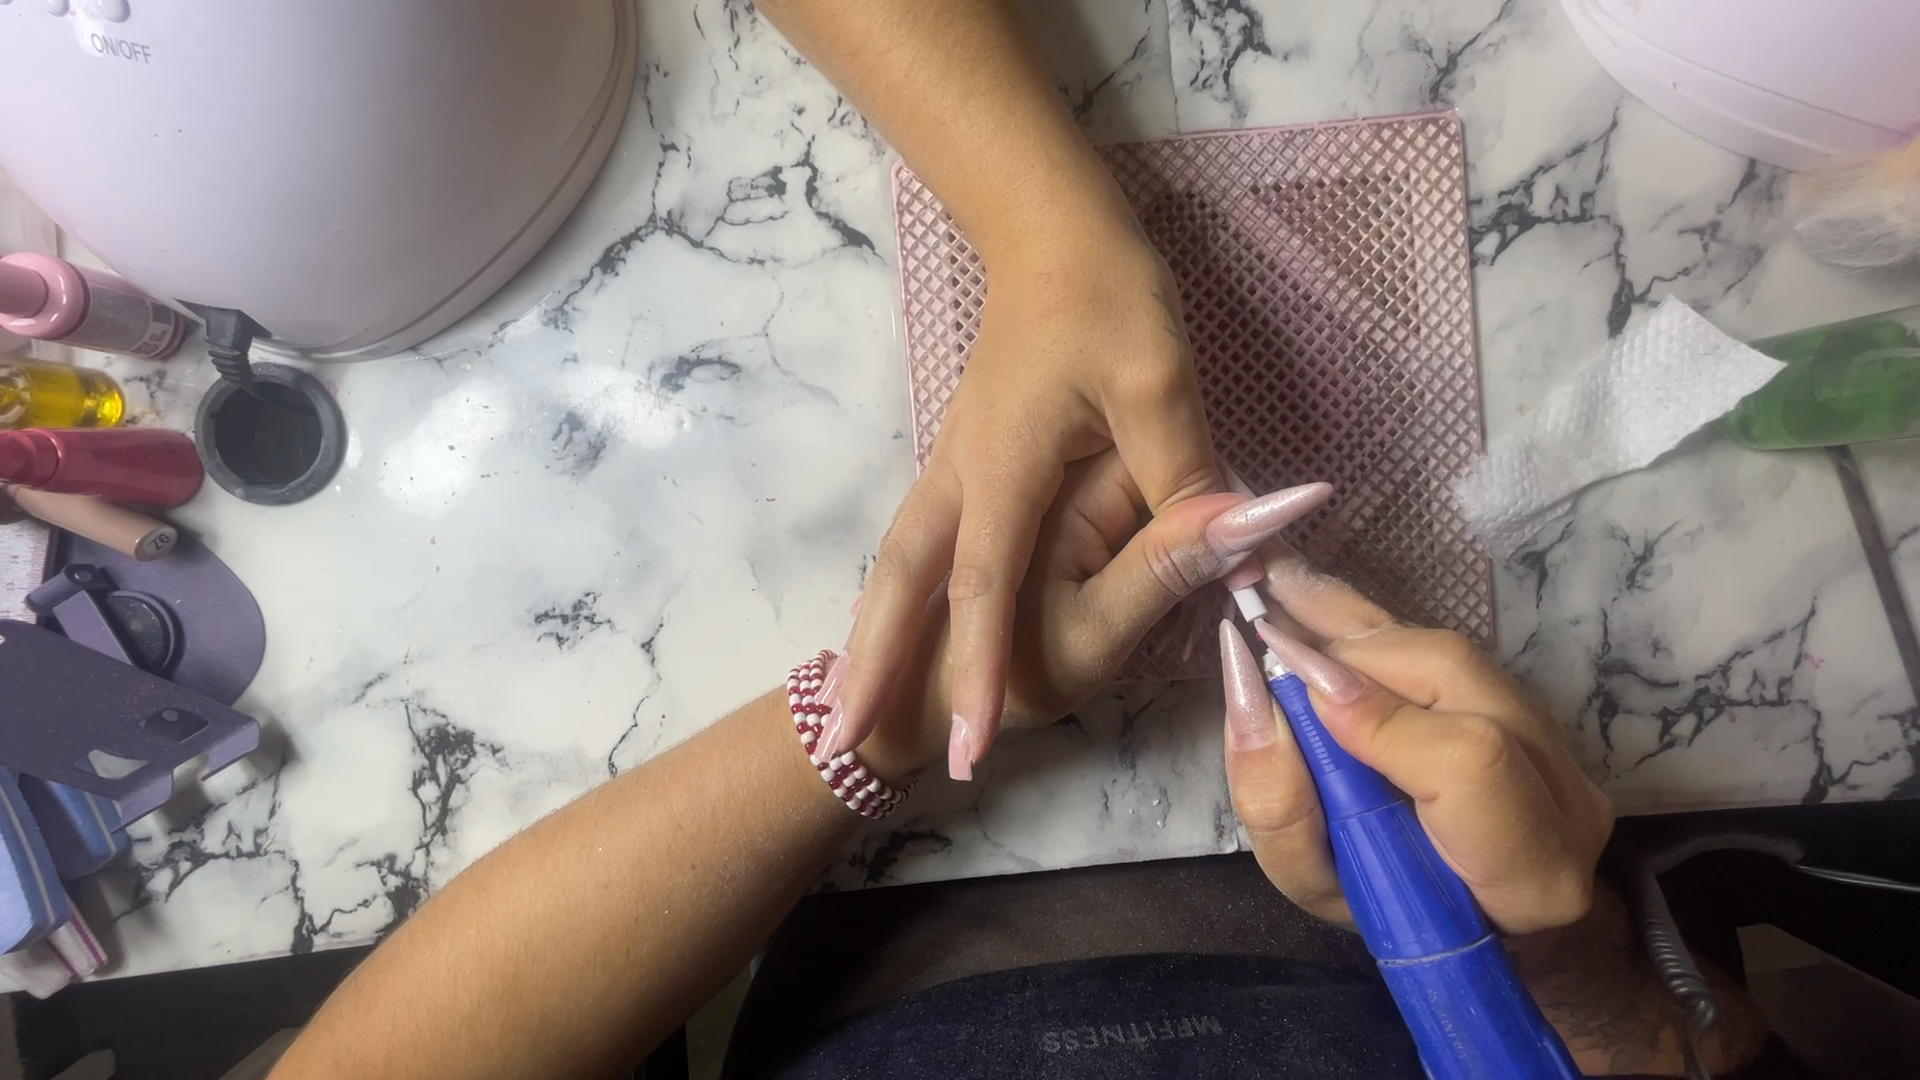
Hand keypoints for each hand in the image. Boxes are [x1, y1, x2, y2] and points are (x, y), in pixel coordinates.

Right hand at [824, 228, 1220, 779]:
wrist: (1047, 236)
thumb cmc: (1103, 299)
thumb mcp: (1157, 383)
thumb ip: (1183, 474)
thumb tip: (1237, 545)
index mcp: (1003, 468)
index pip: (983, 585)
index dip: (977, 668)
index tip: (964, 746)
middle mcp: (959, 478)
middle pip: (900, 577)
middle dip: (867, 658)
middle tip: (834, 733)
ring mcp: (949, 467)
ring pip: (896, 556)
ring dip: (864, 626)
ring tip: (836, 696)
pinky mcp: (959, 459)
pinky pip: (914, 535)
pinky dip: (888, 586)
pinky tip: (880, 616)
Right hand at [1217, 546, 1613, 935]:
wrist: (1477, 914)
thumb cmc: (1389, 908)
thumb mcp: (1312, 881)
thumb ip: (1277, 801)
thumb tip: (1250, 688)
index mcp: (1521, 867)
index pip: (1468, 762)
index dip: (1375, 712)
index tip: (1287, 680)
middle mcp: (1560, 790)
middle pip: (1456, 675)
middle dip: (1347, 651)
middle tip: (1268, 637)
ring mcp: (1554, 739)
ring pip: (1446, 648)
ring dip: (1349, 624)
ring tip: (1276, 593)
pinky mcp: (1525, 701)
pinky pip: (1440, 642)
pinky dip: (1365, 618)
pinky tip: (1308, 592)